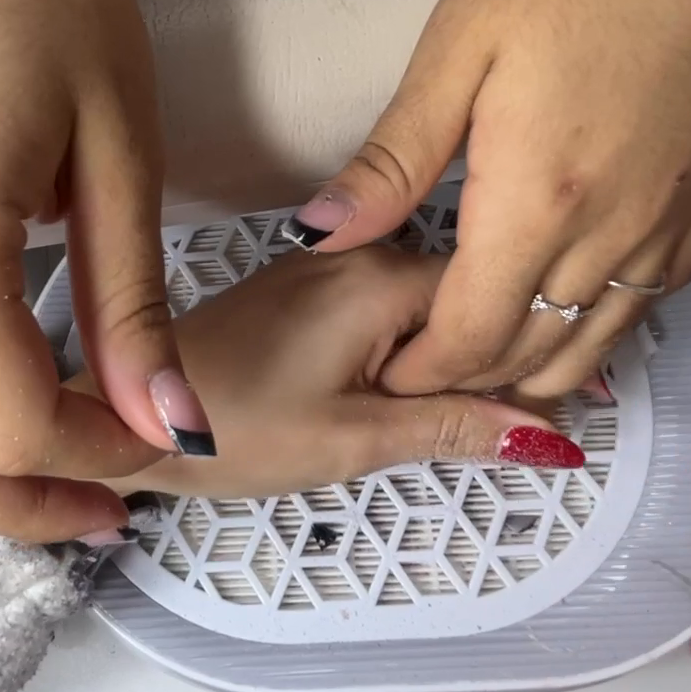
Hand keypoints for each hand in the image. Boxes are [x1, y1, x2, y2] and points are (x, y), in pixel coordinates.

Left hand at [90, 247, 584, 499]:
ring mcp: (326, 264)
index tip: (539, 426)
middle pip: (460, 300)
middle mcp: (359, 252)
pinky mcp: (303, 285)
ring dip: (442, 363)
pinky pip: (380, 309)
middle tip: (487, 437)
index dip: (521, 365)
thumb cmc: (238, 430)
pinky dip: (401, 351)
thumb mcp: (353, 439)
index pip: (491, 301)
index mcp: (379, 277)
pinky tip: (392, 393)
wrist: (138, 414)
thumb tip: (552, 434)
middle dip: (484, 366)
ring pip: (422, 307)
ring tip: (441, 425)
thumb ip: (453, 425)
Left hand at [284, 0, 690, 401]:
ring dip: (544, 364)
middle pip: (538, 351)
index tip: (390, 382)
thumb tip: (321, 230)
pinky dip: (607, 322)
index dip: (424, 371)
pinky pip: (660, 291)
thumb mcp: (461, 47)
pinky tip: (578, 312)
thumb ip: (393, 160)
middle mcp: (621, 228)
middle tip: (432, 383)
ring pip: (607, 336)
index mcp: (540, 202)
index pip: (469, 333)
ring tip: (495, 370)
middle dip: (477, 381)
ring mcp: (688, 212)